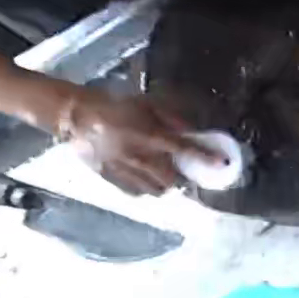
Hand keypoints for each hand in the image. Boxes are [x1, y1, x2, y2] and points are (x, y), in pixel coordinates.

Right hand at [56, 88, 215, 194]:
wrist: (77, 115)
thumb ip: (172, 119)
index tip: (221, 163)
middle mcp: (137, 156)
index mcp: (148, 135)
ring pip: (154, 189)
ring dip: (166, 185)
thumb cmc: (117, 106)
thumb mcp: (147, 105)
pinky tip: (148, 181)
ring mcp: (122, 170)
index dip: (204, 156)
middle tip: (185, 171)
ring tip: (167, 176)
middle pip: (171, 178)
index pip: (183, 148)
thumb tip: (192, 131)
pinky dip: (147, 189)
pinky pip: (135, 192)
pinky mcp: (109, 178)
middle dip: (183, 177)